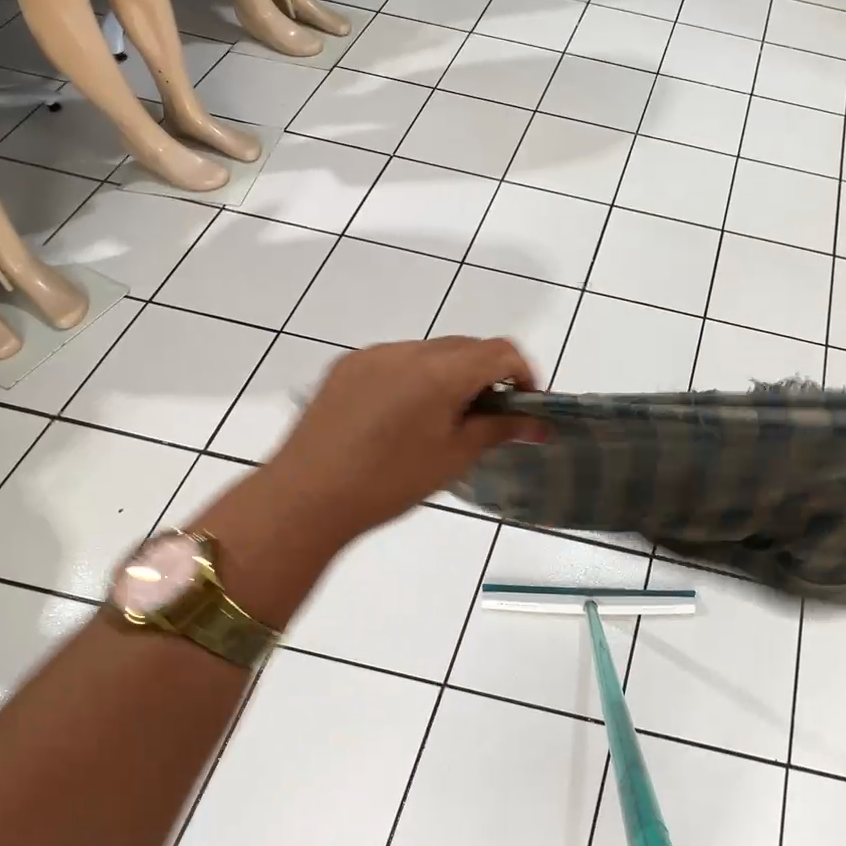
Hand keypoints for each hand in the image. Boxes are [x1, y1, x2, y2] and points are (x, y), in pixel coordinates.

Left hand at [248, 337, 539, 546]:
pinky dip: (413, 377)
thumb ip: (501, 429)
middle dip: (487, 375)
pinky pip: (396, 360)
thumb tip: (540, 424)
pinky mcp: (347, 365)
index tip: (524, 406)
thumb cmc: (390, 482)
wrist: (305, 497)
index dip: (523, 373)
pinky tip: (400, 417)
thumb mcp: (455, 457)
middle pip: (467, 347)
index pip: (501, 351)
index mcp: (442, 372)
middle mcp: (410, 351)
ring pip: (431, 352)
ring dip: (450, 375)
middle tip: (486, 418)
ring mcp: (374, 354)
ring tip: (440, 420)